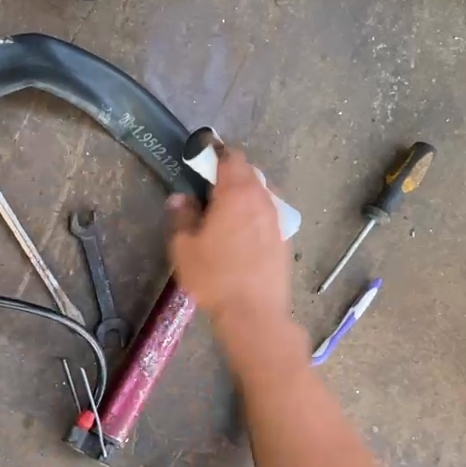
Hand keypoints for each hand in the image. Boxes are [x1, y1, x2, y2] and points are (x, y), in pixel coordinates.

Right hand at [167, 147, 294, 333]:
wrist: (254, 313)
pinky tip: (241, 232)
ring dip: (243, 193)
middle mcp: (262, 199)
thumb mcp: (184, 247)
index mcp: (236, 193)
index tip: (199, 158)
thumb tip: (180, 198)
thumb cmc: (213, 277)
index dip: (214, 153)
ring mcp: (278, 219)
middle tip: (207, 186)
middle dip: (229, 173)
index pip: (230, 157)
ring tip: (224, 209)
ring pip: (261, 192)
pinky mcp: (285, 238)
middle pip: (248, 172)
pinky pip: (268, 213)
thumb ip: (182, 217)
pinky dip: (254, 212)